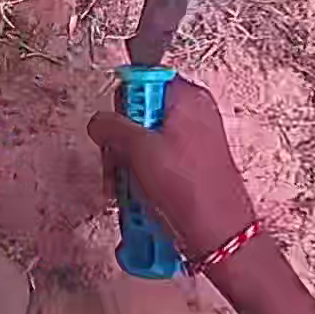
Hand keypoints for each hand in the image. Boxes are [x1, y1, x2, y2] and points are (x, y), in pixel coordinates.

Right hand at [87, 77, 255, 256]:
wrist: (215, 233)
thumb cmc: (187, 187)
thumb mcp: (138, 148)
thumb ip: (111, 126)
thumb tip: (98, 121)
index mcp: (187, 98)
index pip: (143, 79)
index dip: (124, 103)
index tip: (117, 124)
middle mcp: (193, 113)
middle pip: (139, 112)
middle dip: (120, 138)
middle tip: (117, 159)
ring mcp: (191, 140)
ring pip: (141, 138)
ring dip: (125, 161)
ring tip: (124, 183)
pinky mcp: (187, 164)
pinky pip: (152, 158)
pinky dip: (139, 173)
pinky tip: (136, 191)